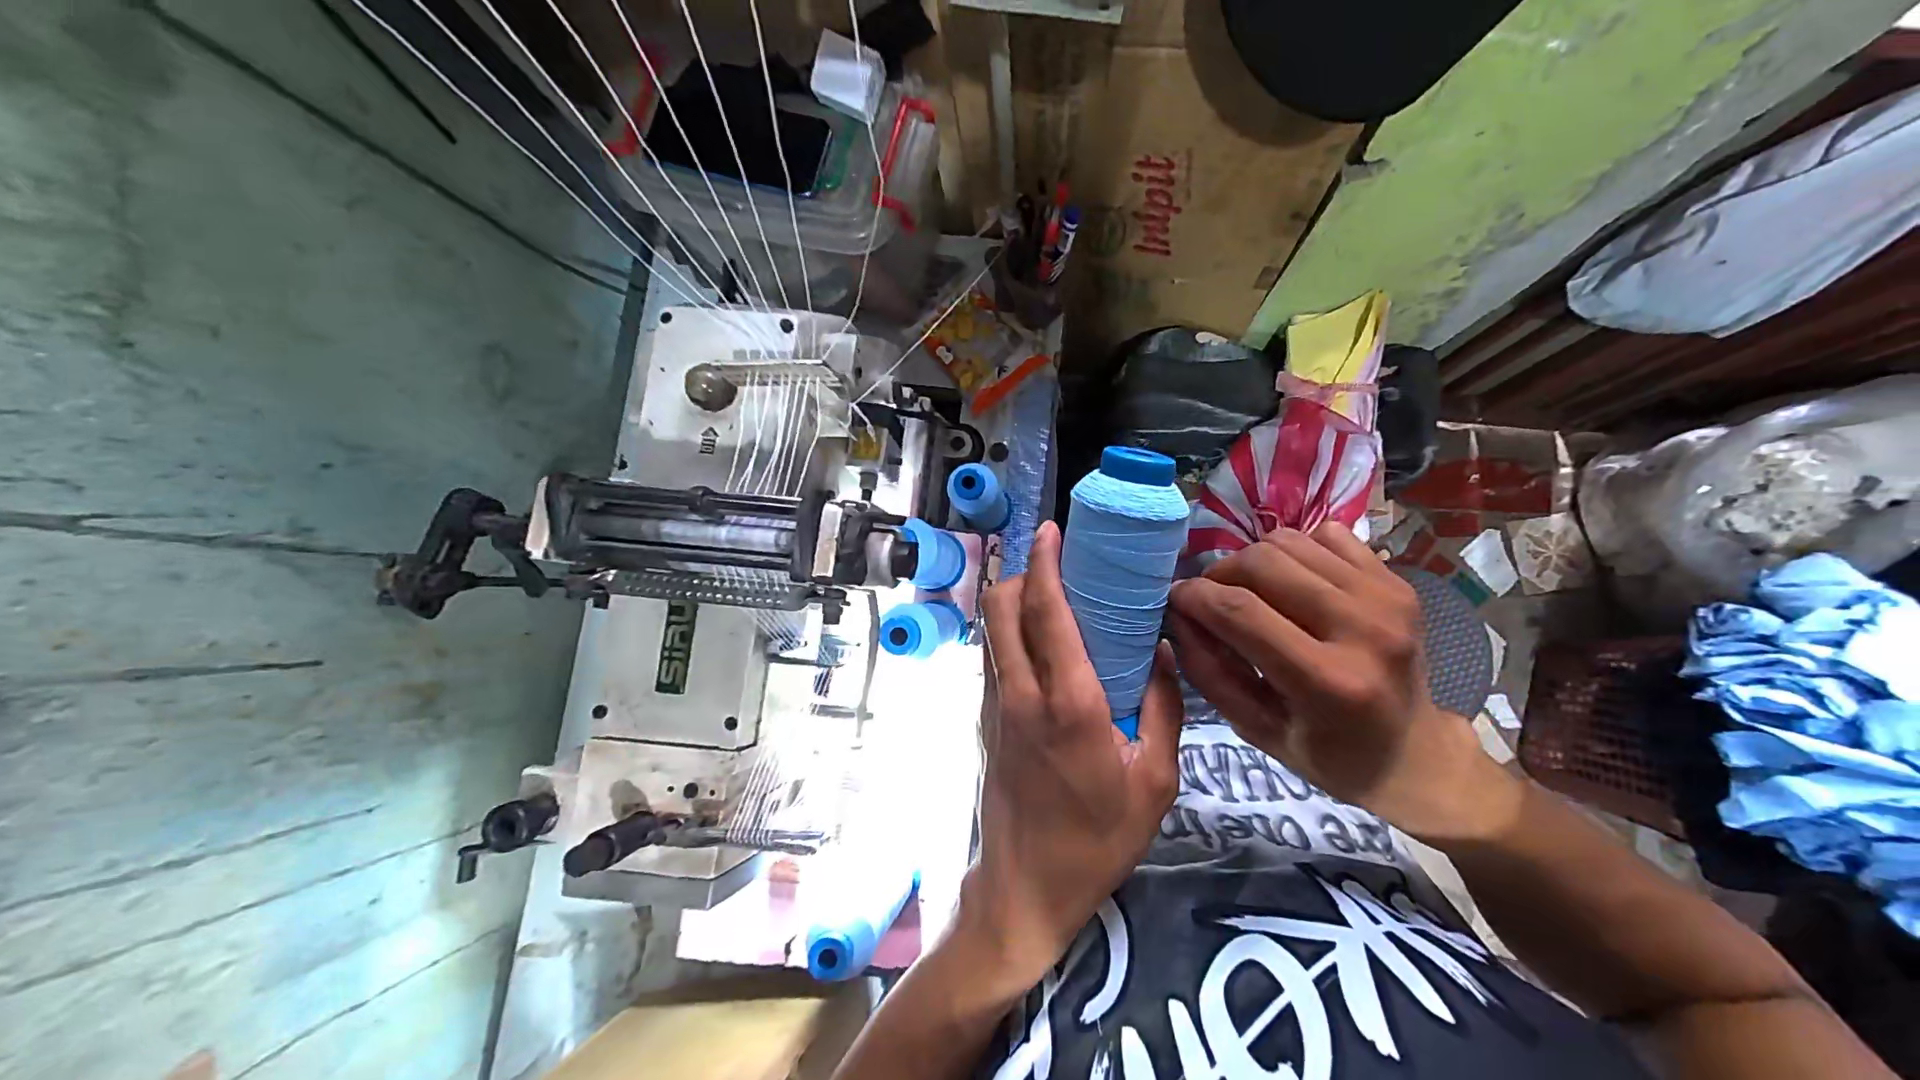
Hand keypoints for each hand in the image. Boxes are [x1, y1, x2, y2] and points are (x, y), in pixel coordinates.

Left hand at [961, 520, 1182, 991]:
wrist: (1027, 885)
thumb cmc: (1099, 837)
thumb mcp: (1155, 781)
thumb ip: (1163, 709)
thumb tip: (1162, 652)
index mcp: (1070, 702)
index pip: (1047, 613)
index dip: (1046, 564)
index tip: (1051, 531)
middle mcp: (1022, 692)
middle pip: (1001, 608)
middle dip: (1020, 571)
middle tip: (1053, 557)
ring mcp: (996, 705)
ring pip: (991, 631)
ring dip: (1011, 600)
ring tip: (1047, 591)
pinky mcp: (986, 720)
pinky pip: (993, 658)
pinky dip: (1009, 632)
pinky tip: (1040, 641)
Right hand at [1167, 522, 1520, 840]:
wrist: (1414, 755)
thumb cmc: (1327, 754)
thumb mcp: (1255, 729)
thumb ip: (1209, 671)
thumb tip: (1178, 616)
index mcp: (1328, 681)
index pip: (1242, 612)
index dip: (1195, 596)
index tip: (1176, 598)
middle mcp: (1364, 630)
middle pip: (1263, 564)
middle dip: (1220, 574)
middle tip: (1210, 596)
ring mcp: (1387, 598)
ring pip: (1290, 542)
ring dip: (1253, 560)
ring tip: (1248, 590)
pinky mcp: (1398, 583)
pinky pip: (1326, 536)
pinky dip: (1295, 551)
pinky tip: (1291, 582)